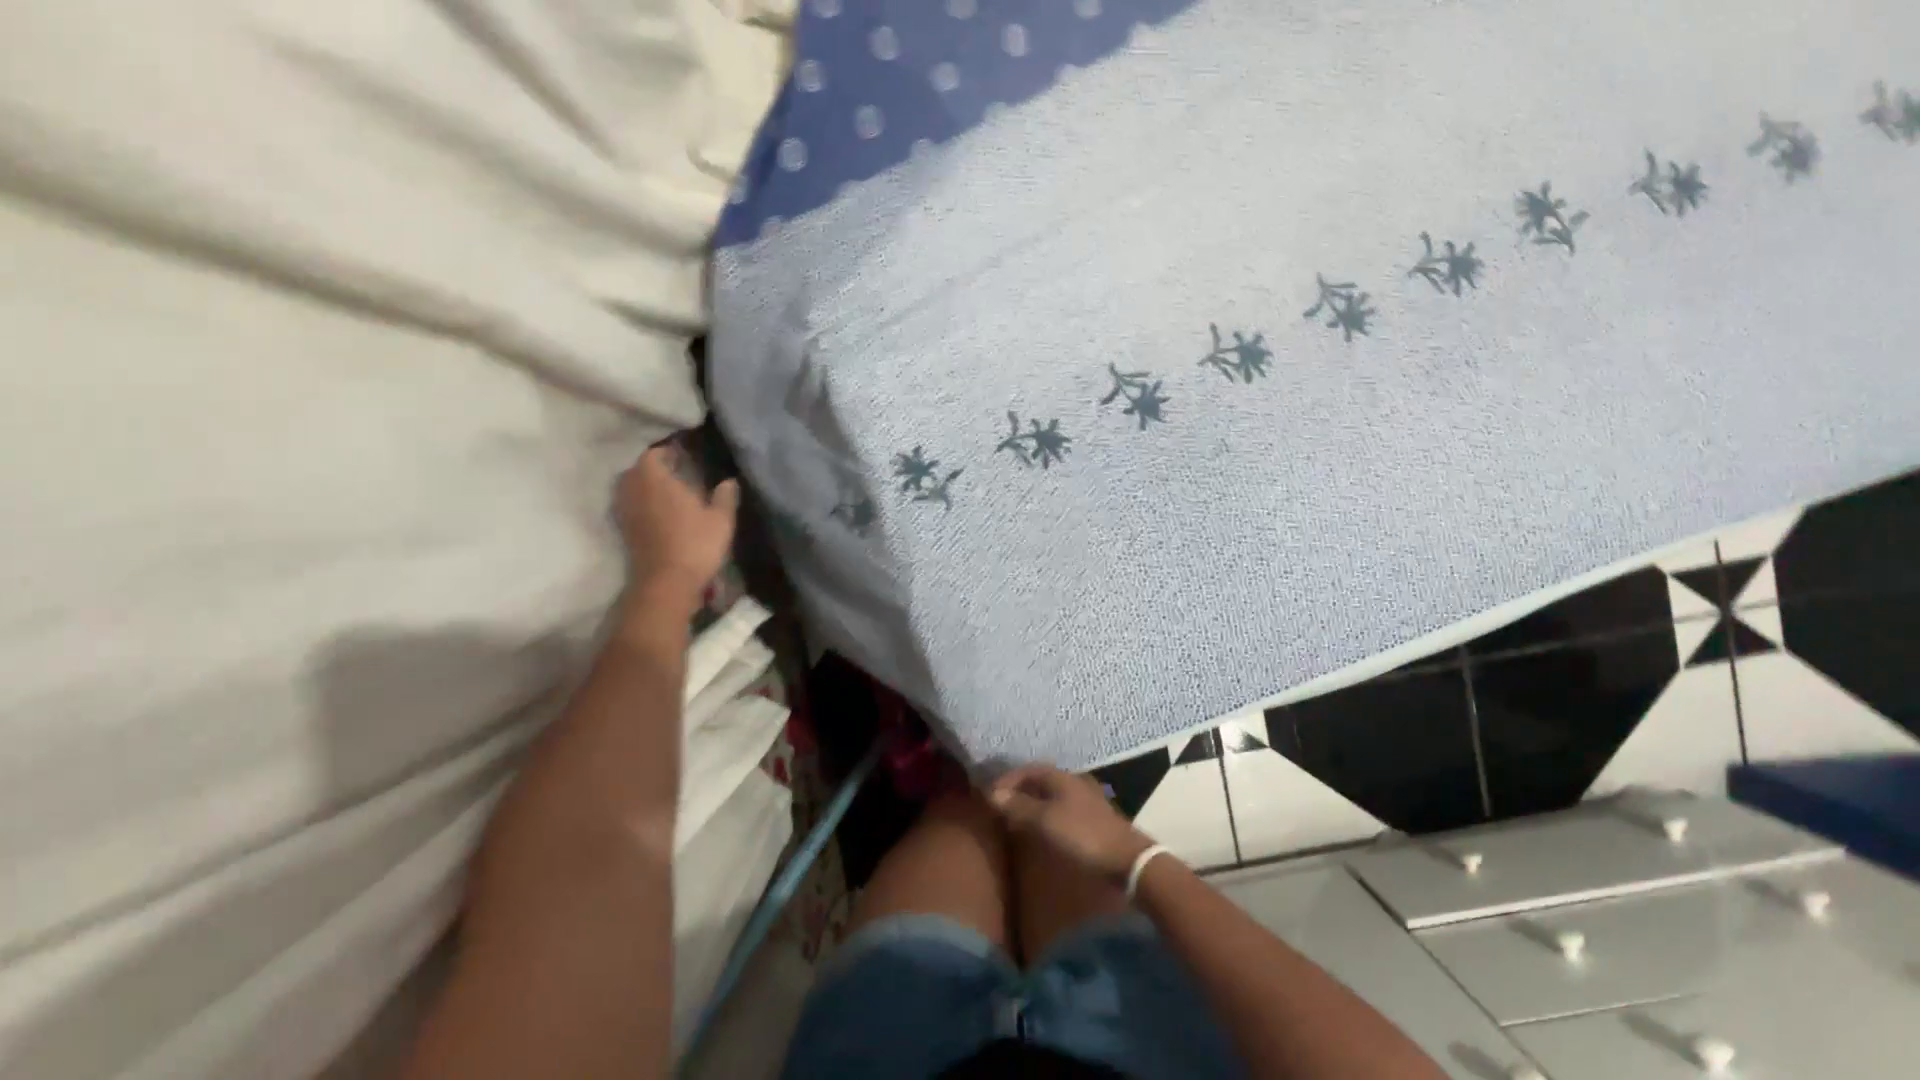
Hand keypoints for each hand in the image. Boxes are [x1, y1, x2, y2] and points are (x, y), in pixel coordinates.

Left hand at [615, 446, 739, 612]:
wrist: (666, 583)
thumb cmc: (695, 544)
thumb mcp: (720, 519)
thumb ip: (725, 496)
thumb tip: (730, 481)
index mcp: (655, 477)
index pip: (654, 453)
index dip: (669, 453)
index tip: (685, 456)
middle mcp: (633, 489)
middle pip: (639, 469)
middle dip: (656, 468)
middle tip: (678, 473)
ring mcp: (625, 510)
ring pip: (632, 489)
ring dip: (646, 487)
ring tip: (669, 493)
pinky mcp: (624, 530)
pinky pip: (630, 507)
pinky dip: (642, 505)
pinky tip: (660, 513)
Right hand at [990, 765, 1157, 881]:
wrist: (1127, 860)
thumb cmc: (1083, 835)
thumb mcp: (1046, 821)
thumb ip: (1019, 806)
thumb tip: (992, 793)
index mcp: (1063, 778)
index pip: (1030, 769)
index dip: (1008, 778)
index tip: (990, 793)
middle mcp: (1075, 783)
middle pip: (1041, 780)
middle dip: (1019, 789)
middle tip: (1000, 804)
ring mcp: (1086, 801)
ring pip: (1052, 795)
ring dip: (1032, 802)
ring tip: (1015, 817)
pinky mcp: (1093, 819)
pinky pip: (1061, 809)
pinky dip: (1045, 814)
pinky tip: (1040, 828)